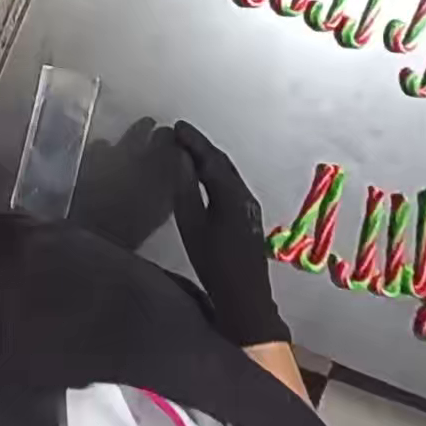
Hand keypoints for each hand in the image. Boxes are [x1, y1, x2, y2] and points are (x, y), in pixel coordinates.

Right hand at [164, 121, 291, 347]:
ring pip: (227, 172)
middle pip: (222, 162)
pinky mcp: (248, 214)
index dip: (193, 140)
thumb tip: (180, 157)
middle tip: (180, 132)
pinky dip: (215, 170)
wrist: (246, 298)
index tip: (175, 126)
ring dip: (208, 157)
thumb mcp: (191, 224)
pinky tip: (204, 172)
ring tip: (188, 147)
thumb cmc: (213, 262)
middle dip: (201, 145)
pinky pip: (230, 182)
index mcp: (231, 194)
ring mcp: (249, 204)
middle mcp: (244, 194)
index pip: (210, 158)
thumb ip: (186, 188)